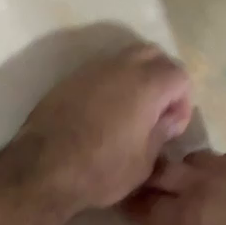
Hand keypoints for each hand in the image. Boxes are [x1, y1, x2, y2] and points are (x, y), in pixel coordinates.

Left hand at [15, 42, 193, 210]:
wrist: (43, 169)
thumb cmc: (102, 170)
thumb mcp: (143, 162)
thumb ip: (160, 134)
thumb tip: (167, 120)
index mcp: (147, 84)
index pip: (179, 75)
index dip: (182, 102)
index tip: (171, 128)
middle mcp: (120, 66)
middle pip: (153, 55)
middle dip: (161, 80)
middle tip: (155, 113)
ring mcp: (91, 70)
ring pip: (124, 59)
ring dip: (134, 80)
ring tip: (129, 114)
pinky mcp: (68, 80)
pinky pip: (99, 72)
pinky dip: (109, 85)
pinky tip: (102, 115)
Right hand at [123, 149, 225, 224]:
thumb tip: (171, 224)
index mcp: (187, 219)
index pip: (142, 204)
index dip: (128, 204)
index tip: (123, 204)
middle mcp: (203, 184)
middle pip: (160, 170)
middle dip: (150, 179)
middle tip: (150, 188)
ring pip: (195, 159)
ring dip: (189, 173)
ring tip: (197, 187)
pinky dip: (224, 171)